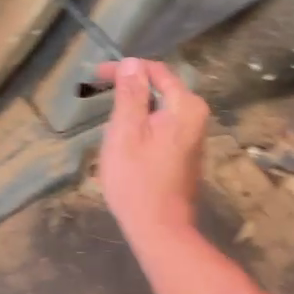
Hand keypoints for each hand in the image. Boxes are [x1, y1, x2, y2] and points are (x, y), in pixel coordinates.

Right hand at [96, 58, 209, 243]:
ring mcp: (193, 137)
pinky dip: (144, 125)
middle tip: (99, 93)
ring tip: (109, 117)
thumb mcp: (126, 131)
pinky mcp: (186, 153)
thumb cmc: (138, 180)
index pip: (156, 71)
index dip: (126, 69)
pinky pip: (163, 126)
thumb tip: (132, 63)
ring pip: (160, 109)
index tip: (97, 74)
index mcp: (186, 106)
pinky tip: (125, 139)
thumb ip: (131, 93)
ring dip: (135, 108)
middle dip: (130, 89)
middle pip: (160, 89)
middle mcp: (196, 117)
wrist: (160, 230)